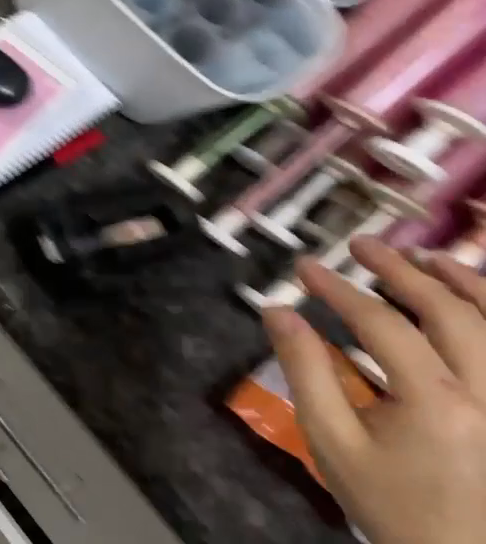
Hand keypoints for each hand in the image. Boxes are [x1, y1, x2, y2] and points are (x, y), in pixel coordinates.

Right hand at [265, 238, 485, 543]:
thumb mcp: (332, 440)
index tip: (304, 265)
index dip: (338, 288)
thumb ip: (306, 371)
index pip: (381, 323)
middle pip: (453, 315)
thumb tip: (279, 312)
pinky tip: (475, 302)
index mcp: (437, 403)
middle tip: (362, 246)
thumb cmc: (392, 501)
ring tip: (427, 259)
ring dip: (466, 286)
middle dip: (403, 272)